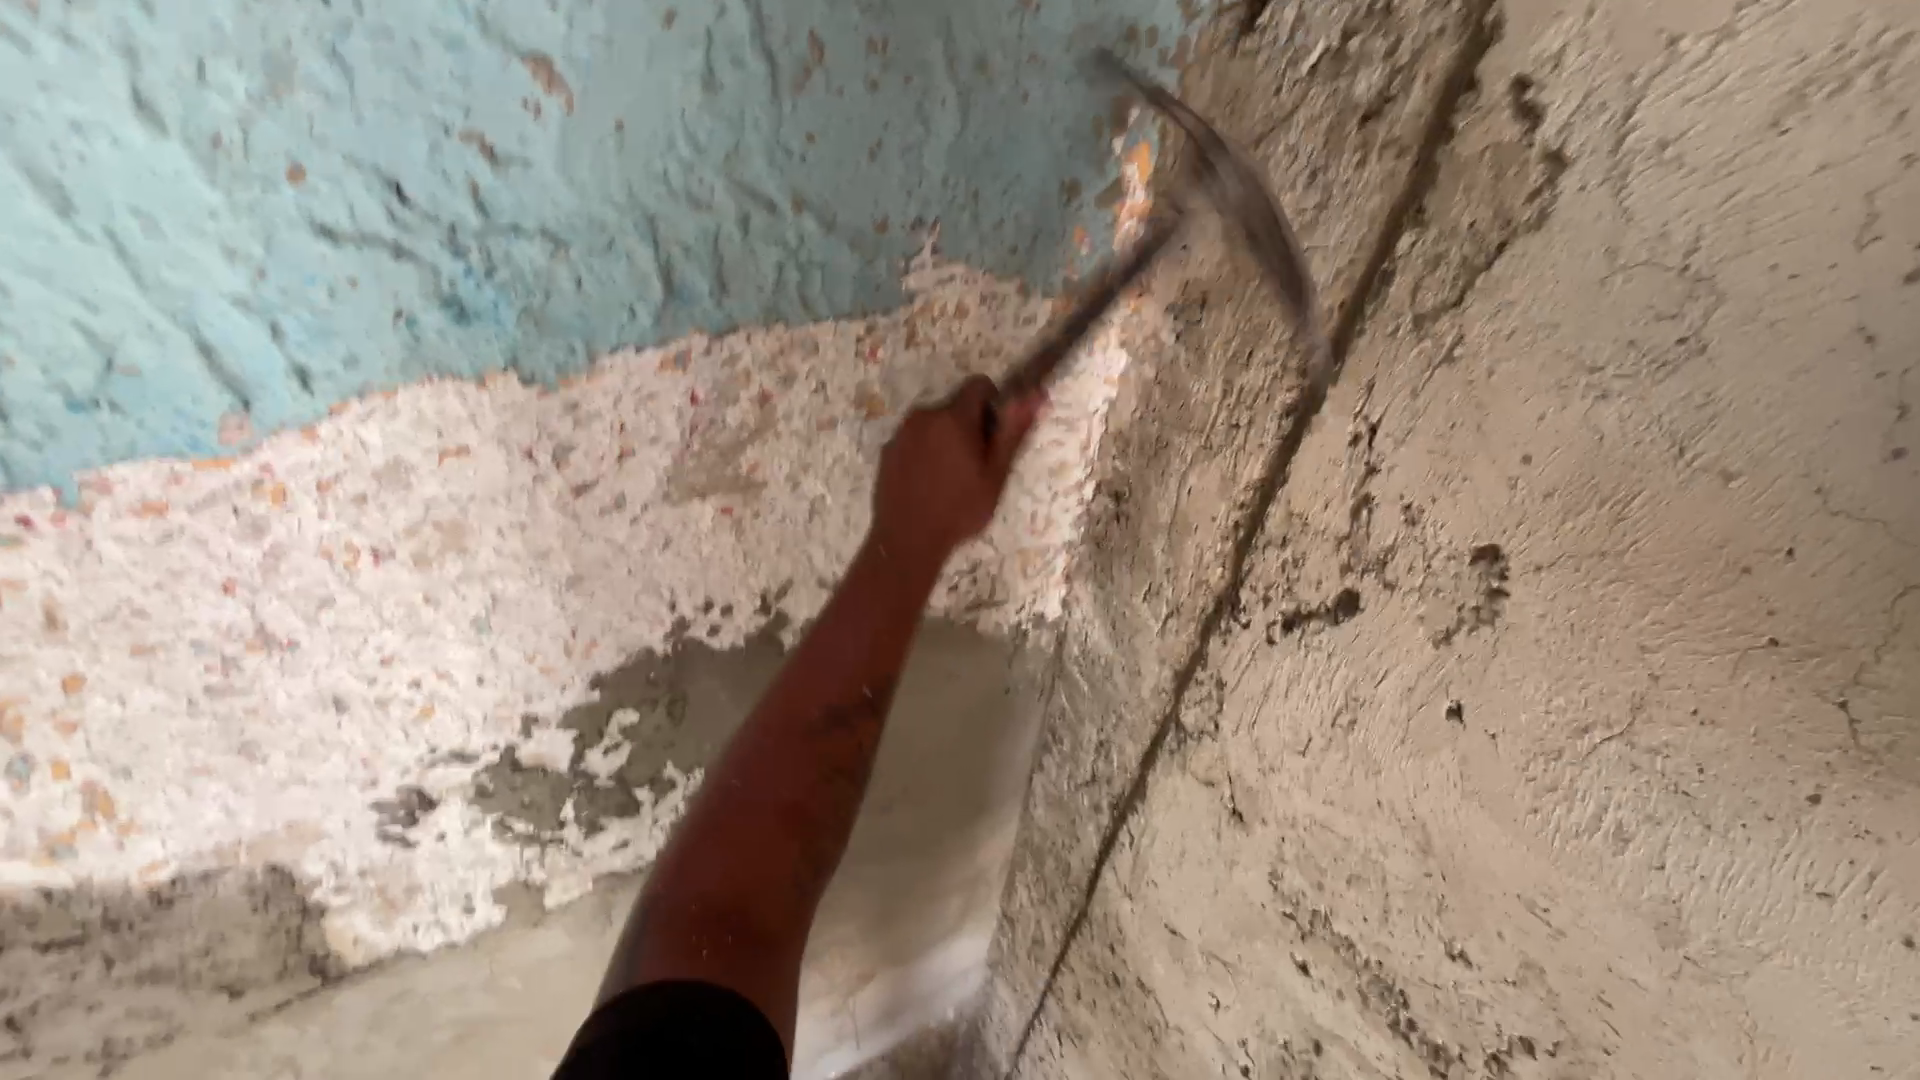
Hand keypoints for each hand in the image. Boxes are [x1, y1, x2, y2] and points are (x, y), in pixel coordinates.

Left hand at [869, 375, 1042, 569]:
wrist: (907, 539)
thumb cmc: (959, 509)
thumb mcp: (995, 474)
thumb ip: (1013, 432)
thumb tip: (1035, 395)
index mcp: (954, 417)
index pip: (979, 385)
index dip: (992, 404)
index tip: (993, 434)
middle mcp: (924, 415)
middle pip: (955, 406)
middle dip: (968, 426)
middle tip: (974, 465)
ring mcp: (901, 433)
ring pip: (933, 424)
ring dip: (945, 439)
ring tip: (949, 478)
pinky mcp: (887, 450)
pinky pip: (914, 440)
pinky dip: (923, 452)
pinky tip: (926, 483)